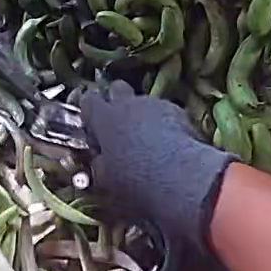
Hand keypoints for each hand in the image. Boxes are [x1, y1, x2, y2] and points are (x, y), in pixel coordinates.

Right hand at [77, 81, 232, 250]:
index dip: (90, 111)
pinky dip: (165, 123)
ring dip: (143, 115)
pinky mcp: (180, 112)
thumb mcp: (106, 180)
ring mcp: (157, 105)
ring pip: (144, 102)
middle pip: (118, 88)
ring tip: (148, 141)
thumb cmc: (135, 182)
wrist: (181, 179)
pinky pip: (166, 112)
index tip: (93, 126)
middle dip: (117, 101)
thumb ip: (100, 163)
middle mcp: (129, 104)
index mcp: (105, 118)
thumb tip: (101, 160)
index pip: (89, 101)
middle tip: (119, 127)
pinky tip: (170, 145)